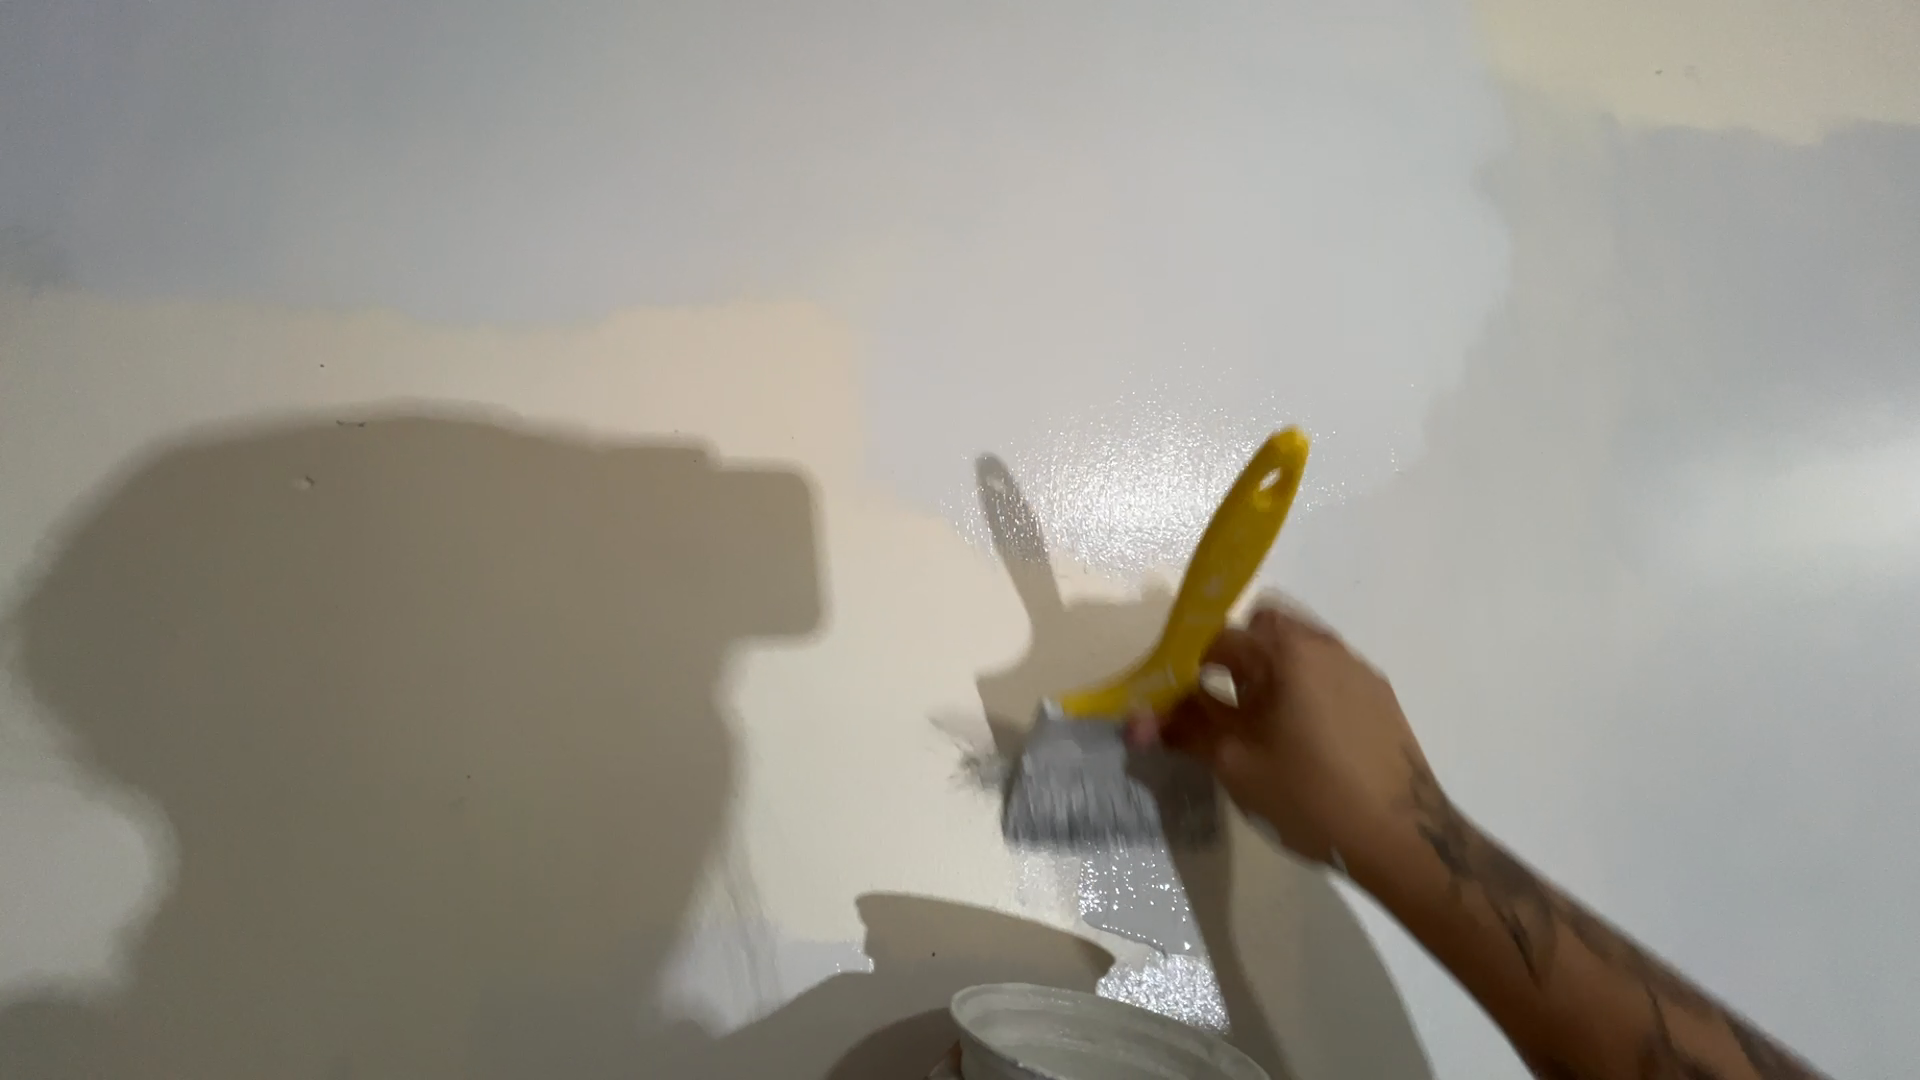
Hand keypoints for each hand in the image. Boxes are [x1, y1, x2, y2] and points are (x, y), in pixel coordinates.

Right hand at [1126, 598, 1428, 866]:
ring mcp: (1356, 667)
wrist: (1404, 841)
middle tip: (1221, 702)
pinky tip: (1301, 735)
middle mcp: (1322, 645)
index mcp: (1284, 652)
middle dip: (1232, 654)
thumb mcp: (1234, 763)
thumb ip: (1182, 730)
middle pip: (1260, 626)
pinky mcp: (1378, 693)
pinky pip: (1323, 669)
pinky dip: (1299, 684)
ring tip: (1259, 721)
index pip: (1216, 636)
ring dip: (1267, 668)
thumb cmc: (1308, 796)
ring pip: (1295, 645)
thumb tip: (1134, 721)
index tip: (1177, 698)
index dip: (1186, 664)